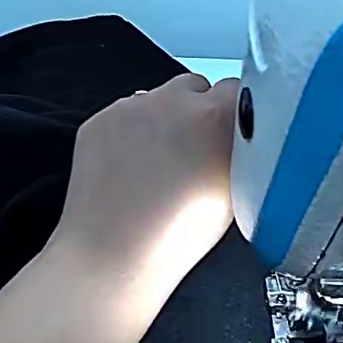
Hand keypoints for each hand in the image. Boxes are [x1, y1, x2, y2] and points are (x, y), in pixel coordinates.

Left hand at [47, 72, 239, 325]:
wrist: (115, 255)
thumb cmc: (177, 235)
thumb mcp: (236, 191)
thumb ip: (242, 149)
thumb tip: (242, 133)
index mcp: (216, 117)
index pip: (240, 89)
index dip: (237, 111)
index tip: (233, 130)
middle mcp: (174, 101)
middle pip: (198, 87)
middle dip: (200, 111)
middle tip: (196, 150)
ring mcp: (132, 107)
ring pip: (160, 97)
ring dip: (166, 118)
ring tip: (161, 162)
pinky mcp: (101, 119)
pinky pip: (127, 114)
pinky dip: (133, 132)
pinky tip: (132, 166)